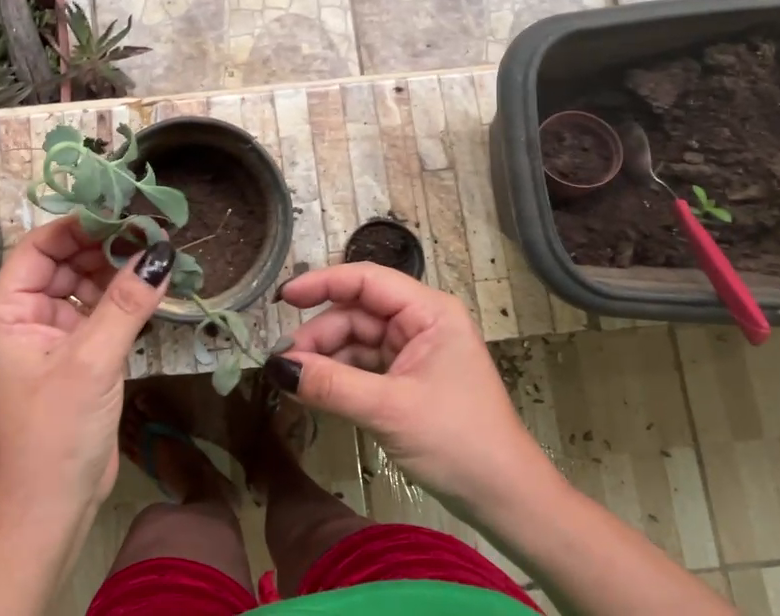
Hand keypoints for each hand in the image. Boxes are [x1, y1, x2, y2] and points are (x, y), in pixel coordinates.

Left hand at [0, 218, 172, 527]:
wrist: (54, 508)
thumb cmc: (56, 433)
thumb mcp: (92, 362)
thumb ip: (126, 303)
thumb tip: (160, 251)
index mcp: (7, 311)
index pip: (40, 246)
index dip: (79, 225)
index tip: (122, 210)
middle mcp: (24, 317)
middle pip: (64, 262)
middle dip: (104, 246)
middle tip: (151, 230)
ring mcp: (50, 338)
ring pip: (84, 285)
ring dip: (116, 271)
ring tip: (157, 254)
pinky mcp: (75, 357)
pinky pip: (97, 313)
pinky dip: (121, 300)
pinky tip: (149, 288)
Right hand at [269, 263, 559, 516]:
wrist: (504, 499)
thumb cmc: (457, 441)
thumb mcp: (388, 410)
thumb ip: (330, 385)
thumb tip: (275, 366)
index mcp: (429, 312)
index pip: (367, 281)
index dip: (322, 284)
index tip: (282, 298)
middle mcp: (421, 323)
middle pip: (357, 313)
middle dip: (319, 335)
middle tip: (282, 362)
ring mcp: (414, 353)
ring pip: (356, 341)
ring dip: (324, 358)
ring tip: (292, 381)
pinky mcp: (407, 382)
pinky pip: (363, 367)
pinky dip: (338, 377)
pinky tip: (313, 391)